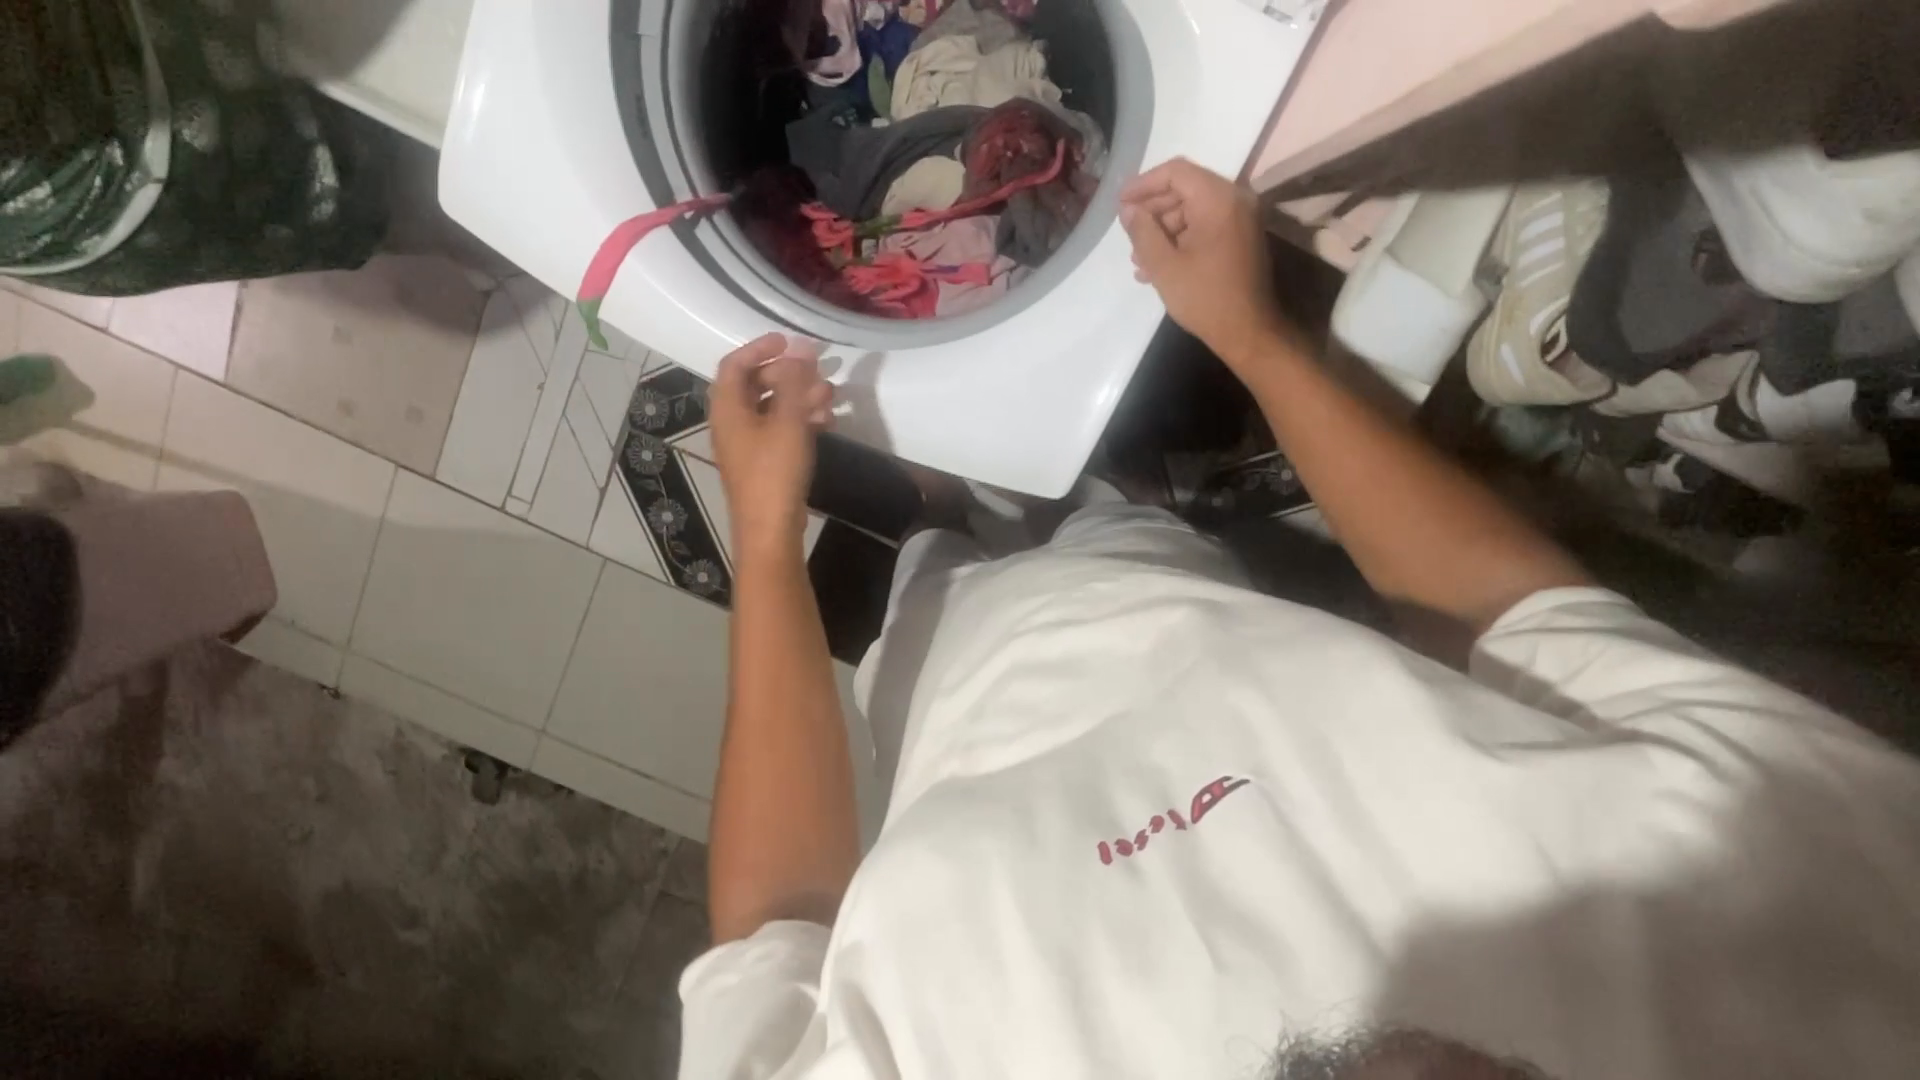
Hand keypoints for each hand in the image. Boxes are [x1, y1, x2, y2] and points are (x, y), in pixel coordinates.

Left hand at [710, 333, 834, 563]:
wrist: (770, 529)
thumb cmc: (774, 471)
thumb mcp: (787, 422)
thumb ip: (794, 381)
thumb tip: (801, 346)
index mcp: (727, 408)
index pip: (735, 364)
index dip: (760, 347)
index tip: (789, 341)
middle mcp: (732, 423)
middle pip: (756, 384)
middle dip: (788, 374)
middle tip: (817, 371)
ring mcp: (747, 445)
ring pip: (772, 408)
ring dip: (800, 397)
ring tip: (830, 397)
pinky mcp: (764, 463)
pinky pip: (780, 430)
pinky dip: (801, 420)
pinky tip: (827, 422)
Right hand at [1119, 158, 1293, 367]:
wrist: (1248, 331)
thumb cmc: (1204, 298)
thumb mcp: (1164, 266)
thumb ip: (1142, 231)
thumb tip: (1128, 210)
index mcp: (1218, 199)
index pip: (1176, 172)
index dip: (1144, 184)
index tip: (1120, 203)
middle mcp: (1235, 200)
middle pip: (1185, 189)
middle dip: (1153, 211)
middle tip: (1128, 234)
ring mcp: (1241, 219)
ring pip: (1193, 210)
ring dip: (1163, 230)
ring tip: (1139, 259)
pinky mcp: (1241, 238)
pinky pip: (1206, 226)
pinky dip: (1181, 239)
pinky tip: (1158, 266)